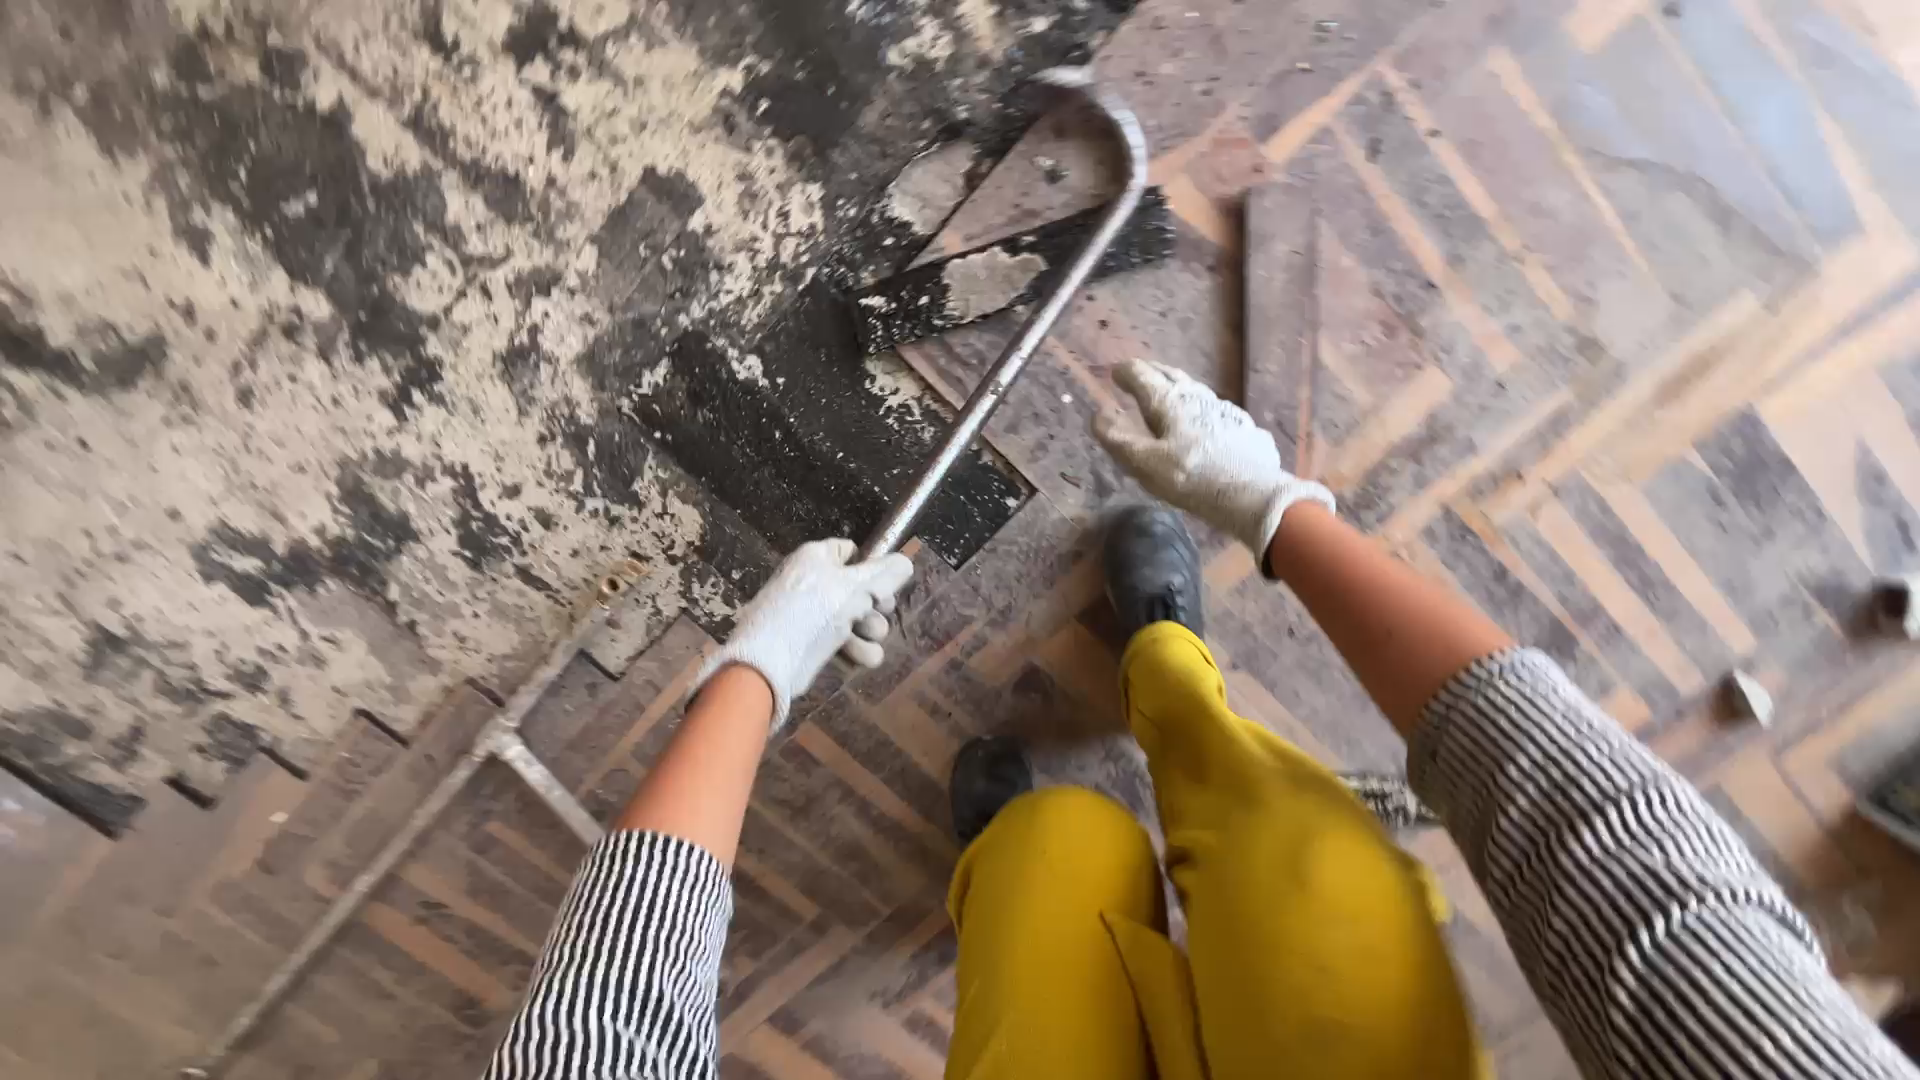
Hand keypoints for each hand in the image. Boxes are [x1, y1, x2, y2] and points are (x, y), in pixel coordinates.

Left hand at [694, 538, 914, 728]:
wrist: (770, 662)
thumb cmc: (812, 613)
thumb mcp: (854, 588)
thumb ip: (885, 575)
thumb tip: (906, 561)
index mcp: (818, 558)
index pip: (852, 552)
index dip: (872, 567)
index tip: (887, 582)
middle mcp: (816, 582)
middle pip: (862, 588)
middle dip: (876, 605)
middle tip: (880, 610)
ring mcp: (815, 615)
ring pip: (859, 619)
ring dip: (869, 631)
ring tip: (865, 637)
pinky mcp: (816, 644)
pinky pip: (847, 642)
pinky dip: (855, 650)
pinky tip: (858, 658)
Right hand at [1093, 357, 1334, 563]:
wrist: (1251, 495)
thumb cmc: (1189, 478)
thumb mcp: (1143, 463)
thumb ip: (1117, 437)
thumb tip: (1098, 413)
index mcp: (1168, 402)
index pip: (1142, 376)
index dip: (1126, 372)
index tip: (1115, 372)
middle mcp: (1197, 397)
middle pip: (1172, 376)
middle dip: (1153, 372)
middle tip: (1140, 372)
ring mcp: (1225, 411)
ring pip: (1196, 390)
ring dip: (1178, 388)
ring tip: (1169, 393)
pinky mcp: (1245, 428)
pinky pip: (1217, 411)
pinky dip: (1202, 410)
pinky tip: (1205, 421)